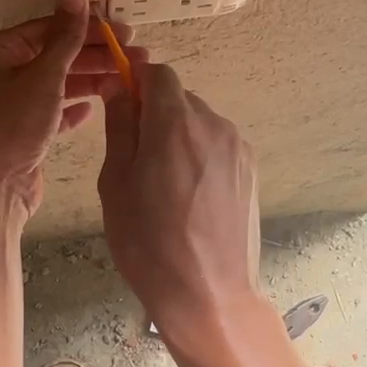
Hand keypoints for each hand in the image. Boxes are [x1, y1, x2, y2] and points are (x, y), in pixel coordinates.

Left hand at [0, 0, 144, 217]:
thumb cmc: (8, 128)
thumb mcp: (42, 77)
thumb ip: (65, 36)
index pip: (49, 29)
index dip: (88, 29)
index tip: (125, 33)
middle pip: (54, 56)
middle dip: (95, 56)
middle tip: (136, 57)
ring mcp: (7, 105)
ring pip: (55, 84)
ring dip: (90, 81)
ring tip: (127, 80)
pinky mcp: (19, 133)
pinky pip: (50, 112)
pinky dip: (71, 108)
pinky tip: (94, 108)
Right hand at [98, 63, 261, 337]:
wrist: (207, 294)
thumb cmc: (148, 242)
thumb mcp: (116, 183)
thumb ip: (120, 126)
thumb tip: (119, 86)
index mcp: (175, 122)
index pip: (157, 73)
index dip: (134, 81)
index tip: (119, 105)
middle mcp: (213, 124)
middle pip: (179, 98)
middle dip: (155, 115)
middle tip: (135, 160)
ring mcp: (238, 148)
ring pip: (198, 123)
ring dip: (177, 138)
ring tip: (163, 186)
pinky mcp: (251, 171)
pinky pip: (216, 147)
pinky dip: (198, 157)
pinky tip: (188, 198)